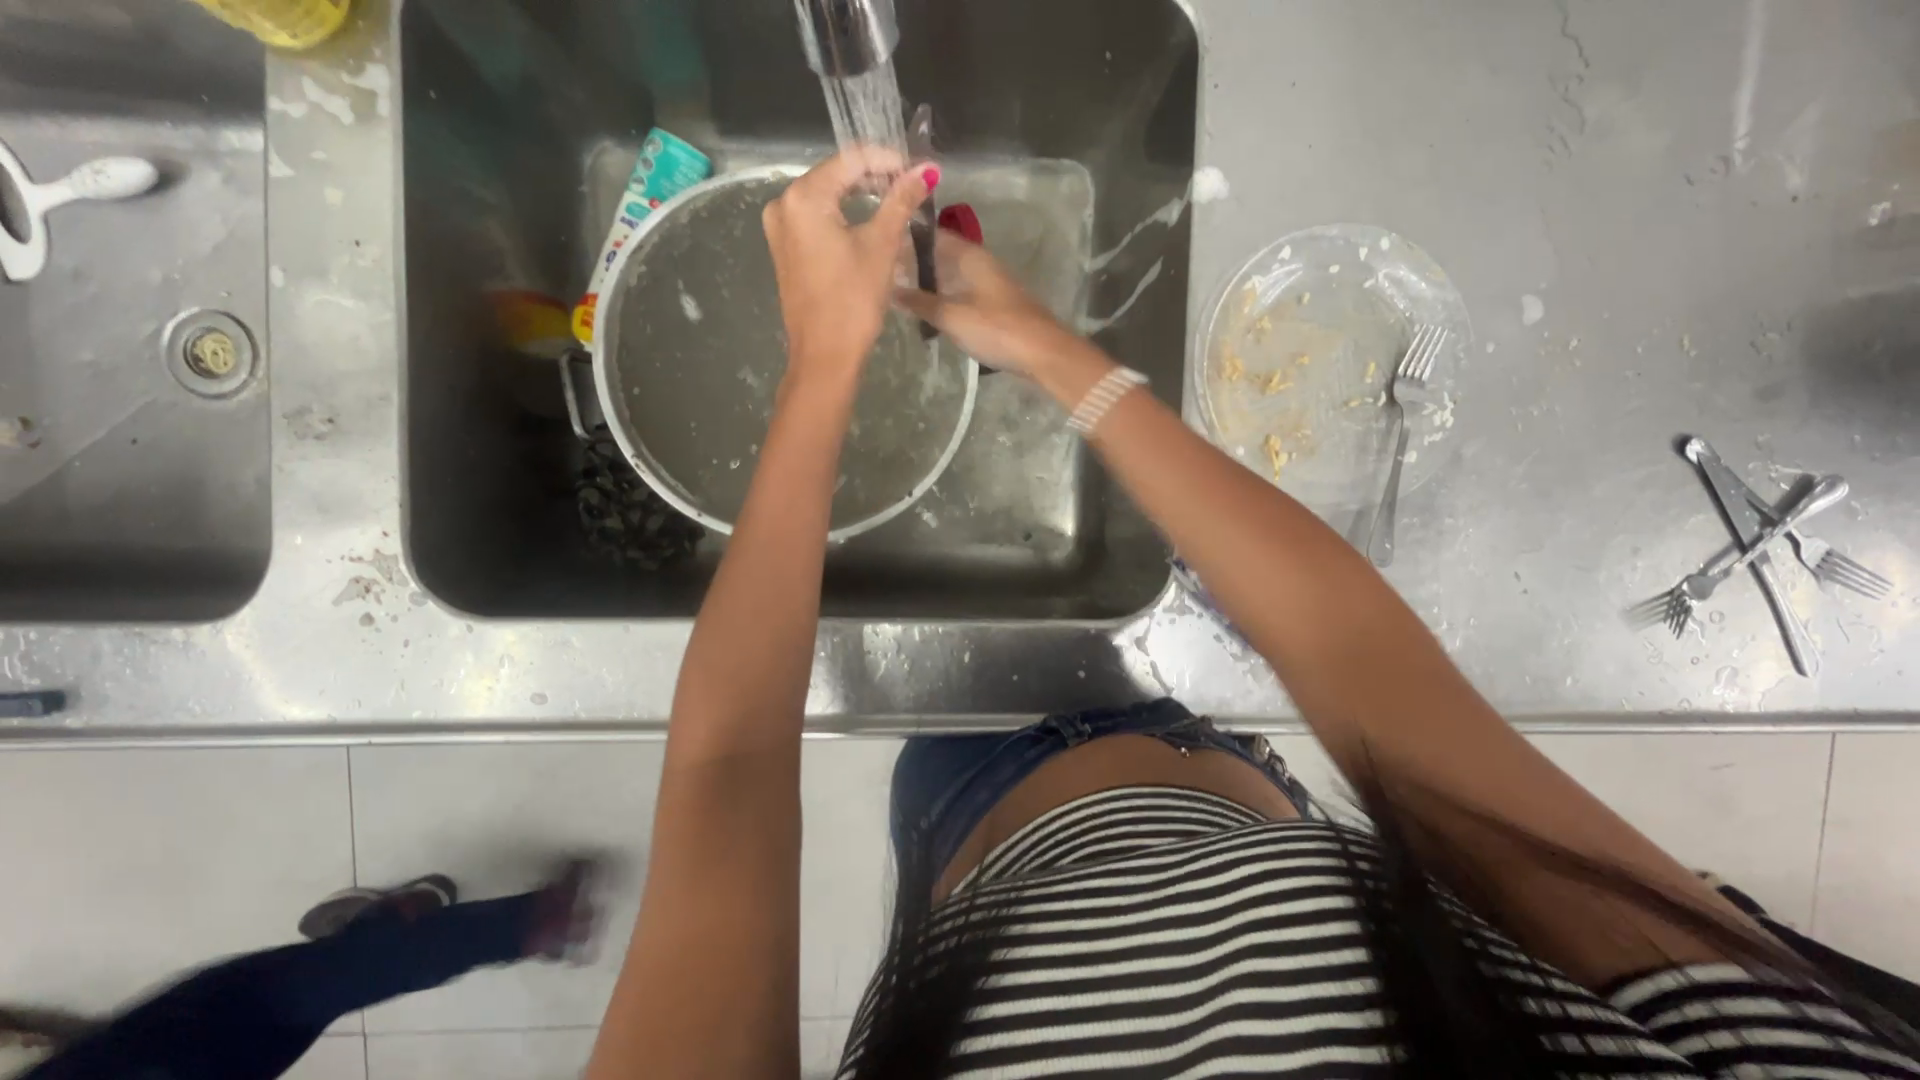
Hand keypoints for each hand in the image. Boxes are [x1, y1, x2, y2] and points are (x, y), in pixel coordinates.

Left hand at [762, 148, 936, 387]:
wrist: (825, 356)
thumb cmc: (853, 300)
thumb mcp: (881, 245)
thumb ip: (901, 200)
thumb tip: (928, 169)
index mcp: (804, 197)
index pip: (851, 160)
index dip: (888, 160)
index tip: (919, 170)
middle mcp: (783, 204)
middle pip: (836, 175)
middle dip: (875, 177)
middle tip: (912, 187)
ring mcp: (780, 228)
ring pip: (827, 197)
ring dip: (861, 197)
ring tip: (897, 204)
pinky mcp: (785, 249)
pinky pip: (818, 219)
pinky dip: (844, 216)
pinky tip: (871, 224)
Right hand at [893, 232, 1086, 377]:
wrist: (1042, 353)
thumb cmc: (996, 329)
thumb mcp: (951, 316)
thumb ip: (920, 303)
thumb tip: (890, 289)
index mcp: (971, 256)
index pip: (934, 235)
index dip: (908, 237)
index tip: (881, 245)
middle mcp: (980, 263)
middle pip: (942, 255)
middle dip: (915, 263)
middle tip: (883, 273)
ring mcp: (989, 285)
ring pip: (952, 276)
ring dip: (929, 283)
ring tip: (898, 293)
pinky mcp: (994, 306)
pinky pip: (961, 294)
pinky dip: (944, 298)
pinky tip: (928, 312)